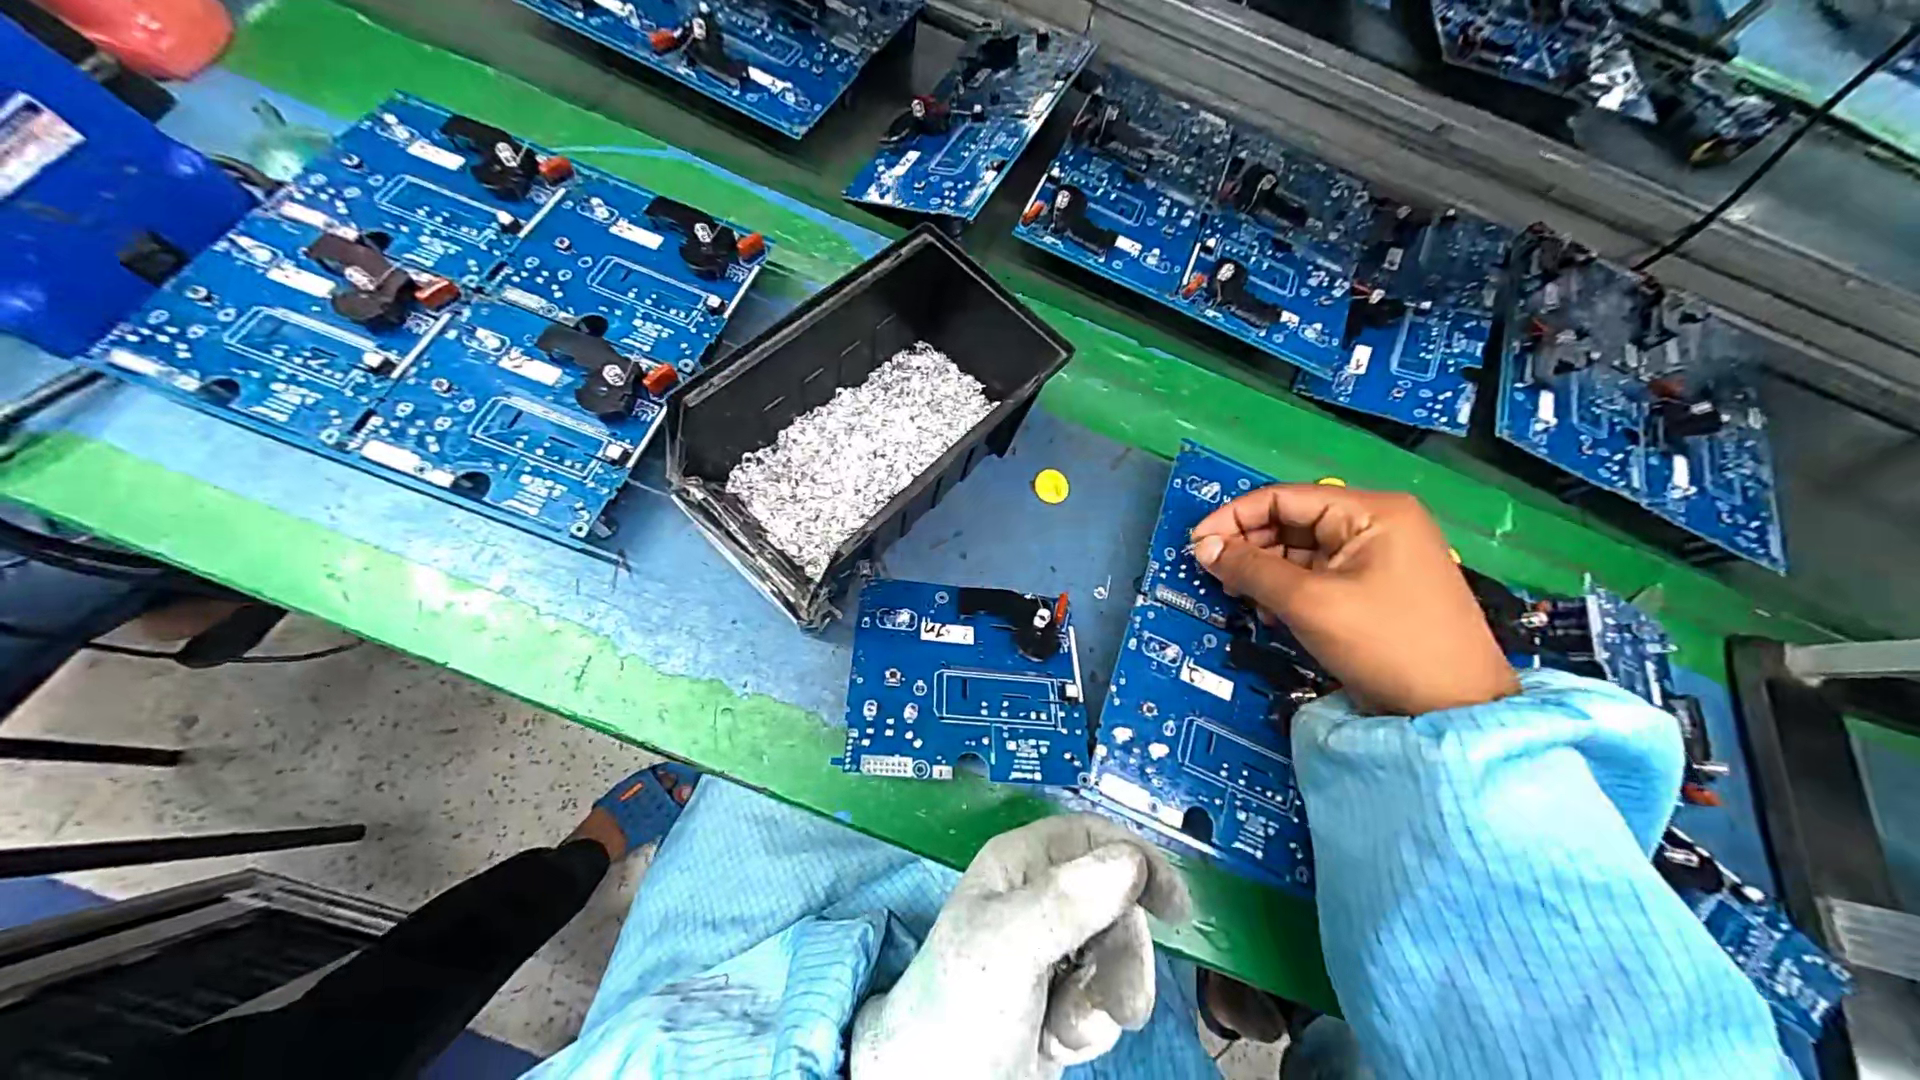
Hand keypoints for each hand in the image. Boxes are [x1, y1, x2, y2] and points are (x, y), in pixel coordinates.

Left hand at [850, 815, 1189, 1079]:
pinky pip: (1107, 998)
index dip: (1137, 861)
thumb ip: (1065, 902)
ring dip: (1104, 1000)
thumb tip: (1131, 861)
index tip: (1173, 906)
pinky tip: (1054, 1041)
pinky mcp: (1063, 996)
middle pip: (1118, 902)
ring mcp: (1053, 948)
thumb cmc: (959, 1006)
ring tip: (1063, 1029)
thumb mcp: (1007, 945)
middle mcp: (1040, 897)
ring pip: (1120, 955)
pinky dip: (1090, 1026)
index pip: (1093, 837)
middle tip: (1119, 1002)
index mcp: (1021, 864)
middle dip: (1123, 956)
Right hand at [1189, 485, 1517, 716]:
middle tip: (1217, 576)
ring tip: (1246, 599)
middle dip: (1249, 548)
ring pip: (1297, 550)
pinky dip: (1285, 589)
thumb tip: (1203, 547)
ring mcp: (1375, 556)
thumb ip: (1250, 569)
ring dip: (1264, 572)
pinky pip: (1314, 574)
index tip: (1197, 544)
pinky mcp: (1370, 586)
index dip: (1234, 518)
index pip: (1283, 498)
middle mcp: (1374, 524)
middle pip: (1290, 522)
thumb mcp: (1309, 602)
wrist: (1454, 710)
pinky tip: (1271, 611)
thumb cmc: (1387, 644)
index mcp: (1370, 512)